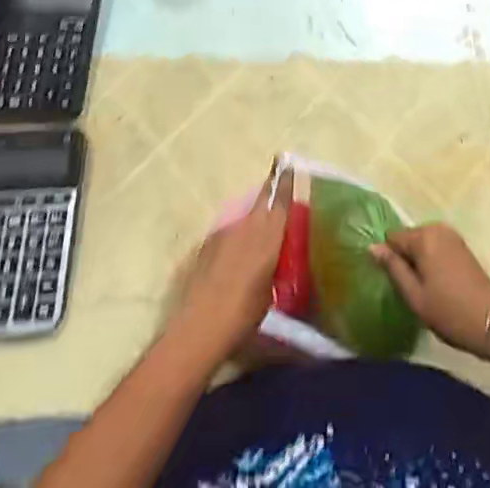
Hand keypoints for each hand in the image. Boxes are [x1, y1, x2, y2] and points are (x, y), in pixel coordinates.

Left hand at [175, 169, 293, 357]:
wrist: (201, 326)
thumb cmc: (245, 312)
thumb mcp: (272, 289)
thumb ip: (276, 264)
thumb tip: (276, 257)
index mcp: (267, 234)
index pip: (280, 199)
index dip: (285, 181)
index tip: (288, 163)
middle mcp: (245, 226)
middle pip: (261, 199)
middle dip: (271, 190)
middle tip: (280, 183)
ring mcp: (223, 233)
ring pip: (244, 216)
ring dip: (254, 218)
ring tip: (262, 234)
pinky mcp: (206, 245)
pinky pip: (229, 232)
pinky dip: (238, 236)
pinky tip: (239, 255)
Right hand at [370, 223, 489, 356]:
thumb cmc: (449, 311)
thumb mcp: (414, 295)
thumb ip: (392, 267)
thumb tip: (372, 246)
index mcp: (423, 237)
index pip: (392, 237)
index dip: (391, 260)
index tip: (398, 282)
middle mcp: (437, 228)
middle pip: (407, 238)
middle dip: (406, 258)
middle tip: (414, 288)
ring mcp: (452, 235)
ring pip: (421, 242)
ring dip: (419, 260)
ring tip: (427, 287)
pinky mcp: (461, 245)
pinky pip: (435, 246)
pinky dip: (432, 260)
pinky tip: (439, 282)